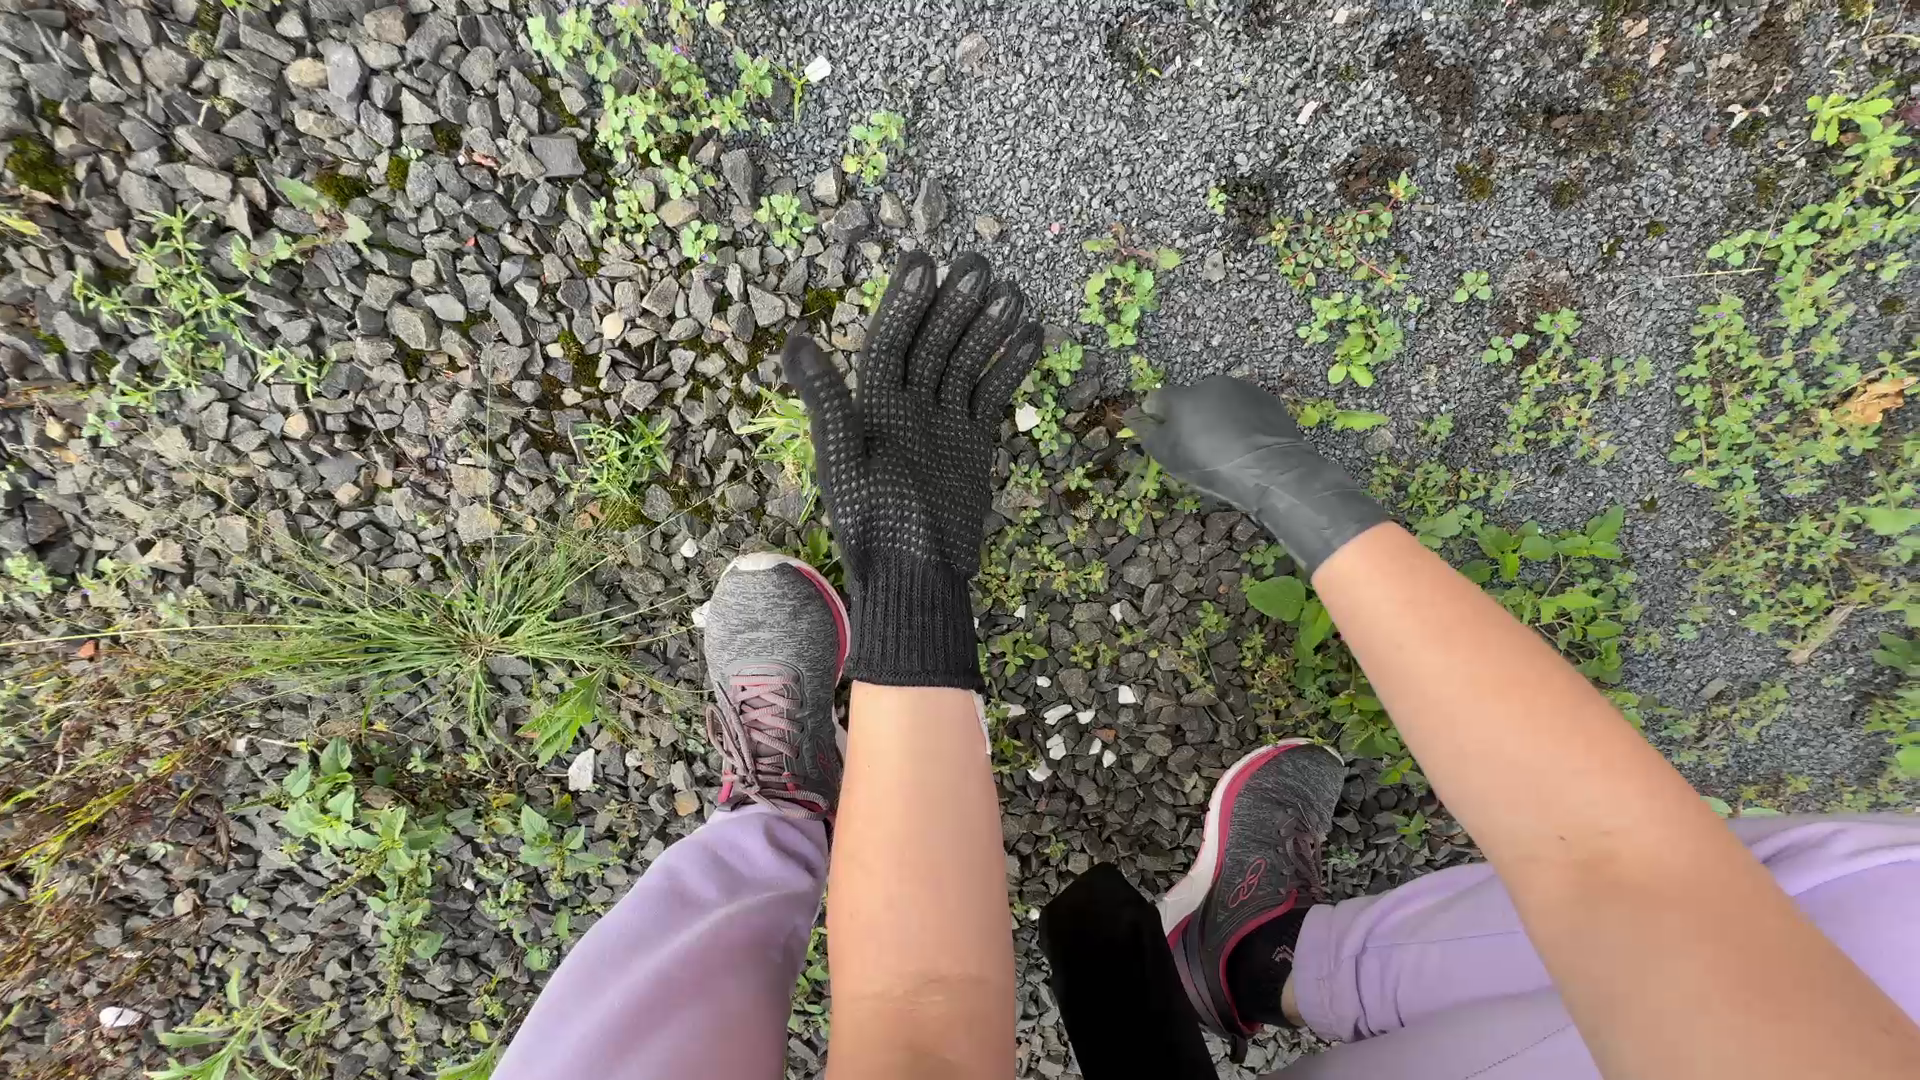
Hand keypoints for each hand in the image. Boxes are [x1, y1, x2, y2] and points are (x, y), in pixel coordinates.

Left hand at [783, 252, 1040, 688]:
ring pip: (965, 364)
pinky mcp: (972, 443)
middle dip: (955, 306)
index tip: (925, 262)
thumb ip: (826, 400)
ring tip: (1015, 293)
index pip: (890, 343)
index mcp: (873, 407)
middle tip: (981, 265)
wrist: (917, 574)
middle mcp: (907, 407)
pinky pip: (991, 396)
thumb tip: (793, 340)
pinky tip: (1032, 337)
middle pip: (933, 344)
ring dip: (987, 329)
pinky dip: (1010, 368)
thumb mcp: (844, 460)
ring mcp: (943, 423)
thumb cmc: (874, 522)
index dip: (906, 304)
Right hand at [1131, 375, 1386, 574]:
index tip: (1161, 438)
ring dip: (1214, 419)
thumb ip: (1146, 432)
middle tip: (1194, 448)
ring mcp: (1241, 389)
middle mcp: (1209, 384)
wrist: (1271, 469)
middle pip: (1189, 400)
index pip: (1156, 399)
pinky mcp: (1266, 400)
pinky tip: (1244, 446)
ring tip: (1223, 448)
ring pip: (1218, 403)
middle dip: (1188, 419)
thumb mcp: (1167, 455)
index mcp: (1181, 396)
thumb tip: (1133, 416)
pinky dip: (1239, 423)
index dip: (1154, 418)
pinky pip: (1243, 410)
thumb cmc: (1209, 464)